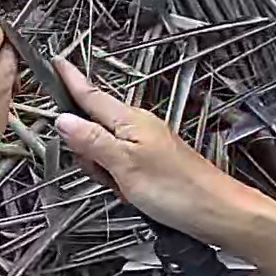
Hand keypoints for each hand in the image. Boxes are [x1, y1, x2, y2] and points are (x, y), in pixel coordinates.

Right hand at [53, 58, 271, 247]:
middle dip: (85, 149)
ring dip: (103, 169)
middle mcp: (139, 127)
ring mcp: (146, 144)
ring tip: (120, 186)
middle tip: (98, 169)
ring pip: (103, 148)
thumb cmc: (180, 190)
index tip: (57, 64)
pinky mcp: (151, 162)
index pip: (91, 95)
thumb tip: (64, 120)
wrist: (218, 212)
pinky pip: (119, 164)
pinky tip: (129, 193)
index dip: (70, 80)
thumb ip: (92, 141)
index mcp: (130, 121)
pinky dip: (117, 179)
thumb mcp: (124, 165)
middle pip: (92, 126)